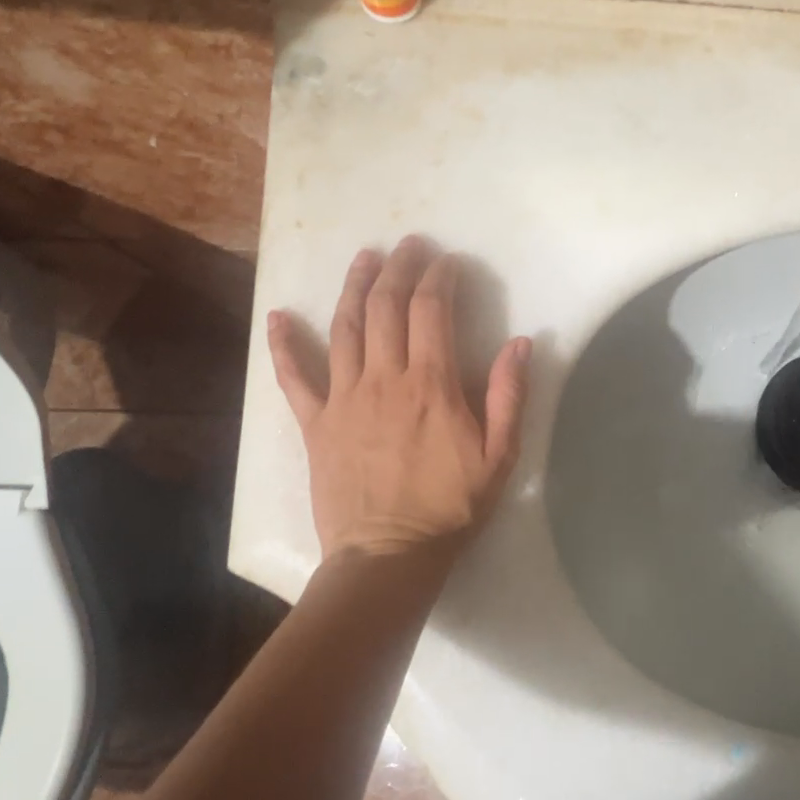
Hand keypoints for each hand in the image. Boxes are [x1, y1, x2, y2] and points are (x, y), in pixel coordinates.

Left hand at [269, 236, 530, 563]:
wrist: (388, 555)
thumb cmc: (451, 507)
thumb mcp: (500, 457)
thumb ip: (509, 397)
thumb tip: (520, 343)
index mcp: (431, 385)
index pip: (432, 312)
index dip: (441, 278)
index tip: (450, 261)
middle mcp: (383, 379)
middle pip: (387, 307)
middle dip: (400, 268)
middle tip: (411, 245)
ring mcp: (343, 398)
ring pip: (345, 328)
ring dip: (355, 287)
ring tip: (365, 257)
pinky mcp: (315, 423)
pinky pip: (294, 377)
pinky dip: (284, 344)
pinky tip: (279, 316)